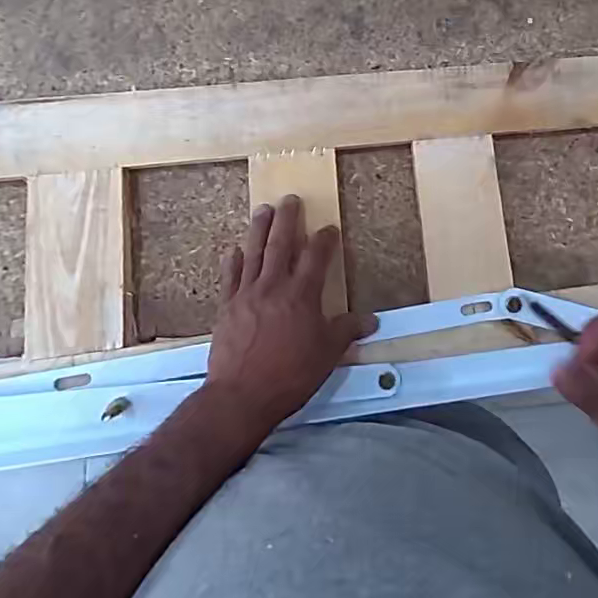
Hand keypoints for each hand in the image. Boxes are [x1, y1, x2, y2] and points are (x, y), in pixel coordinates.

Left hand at [201, 195, 375, 432]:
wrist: (240, 397)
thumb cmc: (291, 374)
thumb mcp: (328, 353)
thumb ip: (347, 331)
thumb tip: (371, 320)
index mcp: (302, 294)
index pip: (316, 257)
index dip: (324, 240)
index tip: (329, 228)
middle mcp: (274, 287)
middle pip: (281, 245)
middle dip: (288, 220)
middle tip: (290, 200)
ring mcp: (246, 295)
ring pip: (254, 254)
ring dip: (259, 230)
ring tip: (263, 210)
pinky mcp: (227, 309)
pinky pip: (230, 278)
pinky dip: (233, 262)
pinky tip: (234, 251)